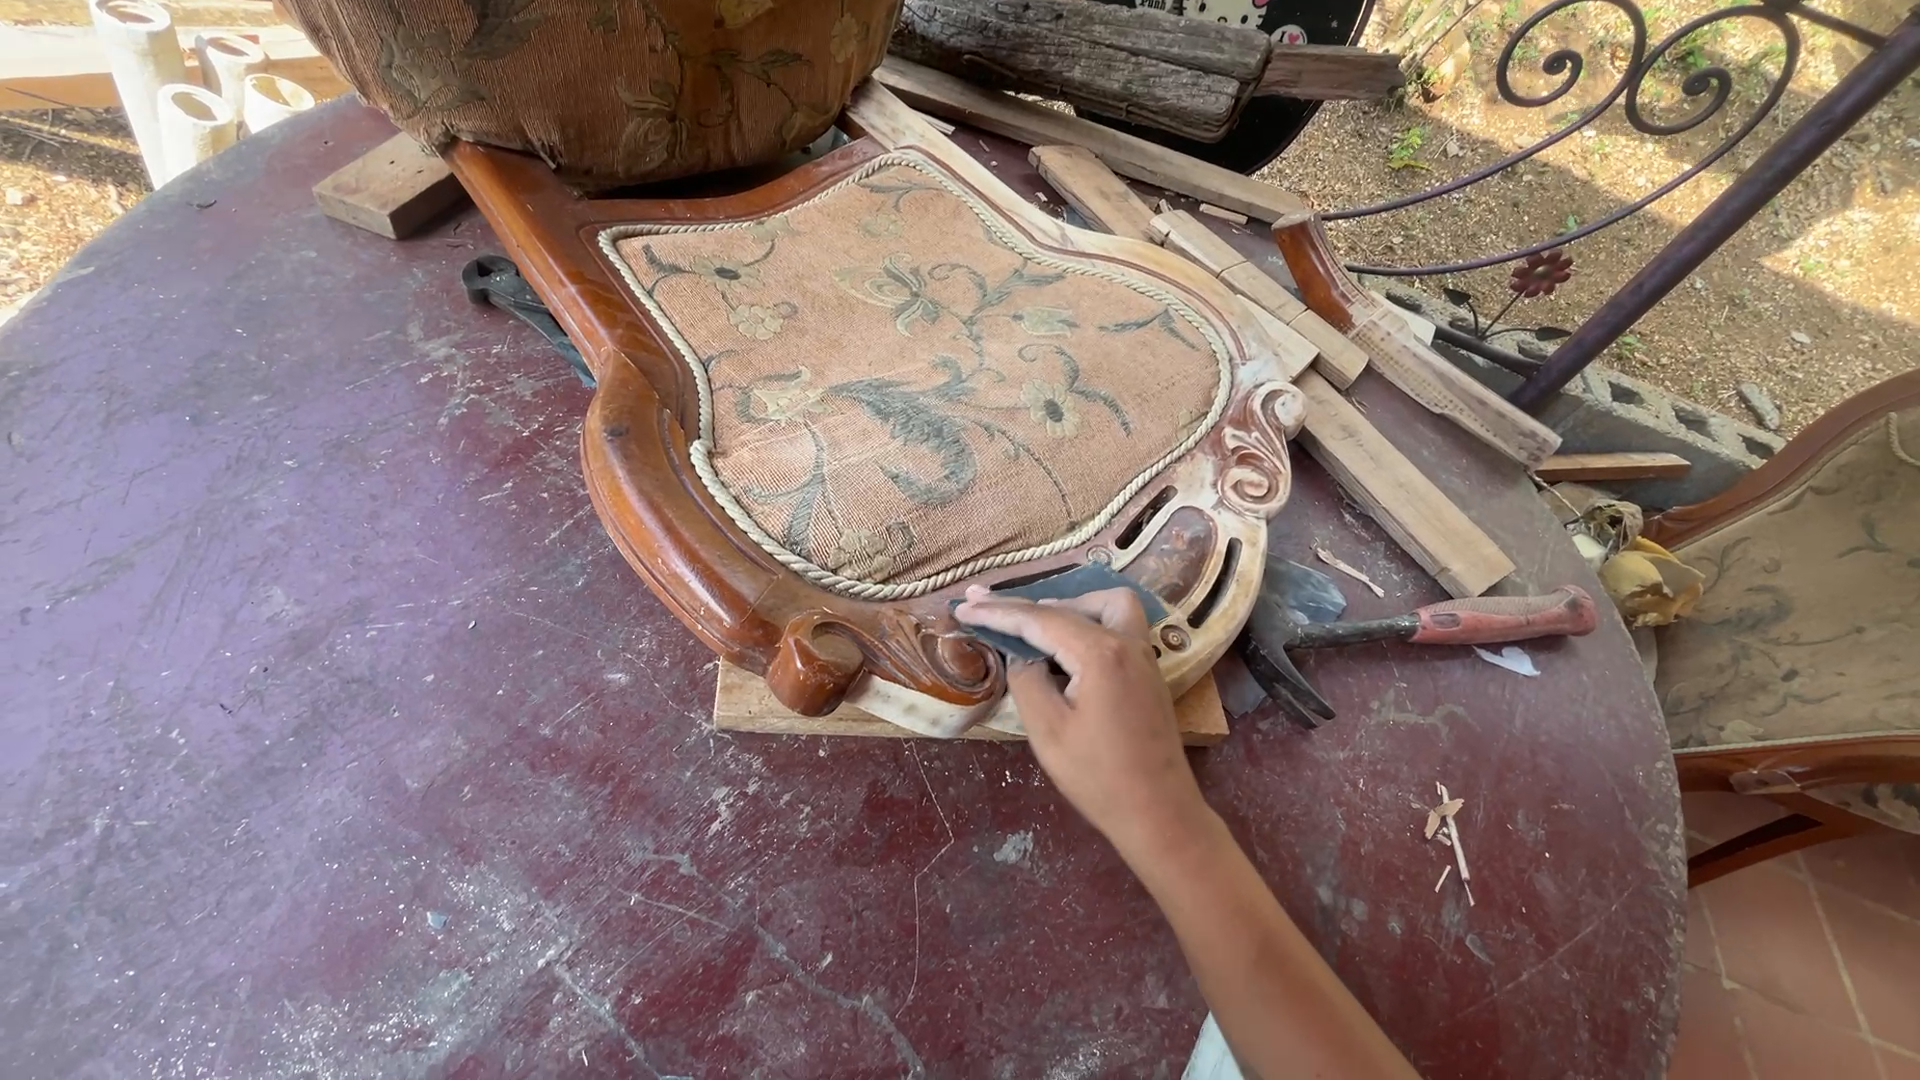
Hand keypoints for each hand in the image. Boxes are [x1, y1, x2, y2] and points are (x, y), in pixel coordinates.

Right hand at [952, 585, 1208, 852]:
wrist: (1159, 813)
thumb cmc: (1098, 777)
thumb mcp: (1047, 729)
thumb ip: (1027, 679)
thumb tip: (1022, 653)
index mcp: (1100, 652)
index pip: (1038, 619)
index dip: (997, 613)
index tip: (963, 608)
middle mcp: (1127, 641)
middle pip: (1070, 604)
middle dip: (1025, 604)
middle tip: (986, 605)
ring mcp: (1143, 655)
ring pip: (1106, 605)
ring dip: (1067, 606)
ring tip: (1031, 625)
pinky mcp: (1148, 672)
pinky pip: (1117, 625)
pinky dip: (1087, 622)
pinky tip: (1064, 644)